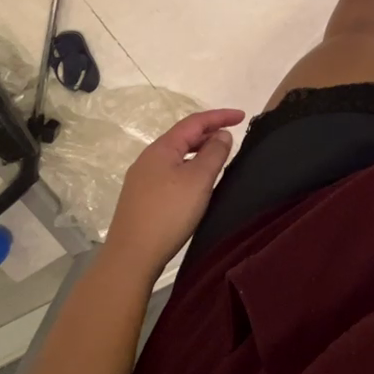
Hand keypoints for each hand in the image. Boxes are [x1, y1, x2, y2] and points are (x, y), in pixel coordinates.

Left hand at [100, 107, 244, 274]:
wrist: (131, 257)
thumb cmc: (169, 213)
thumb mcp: (199, 179)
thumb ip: (214, 152)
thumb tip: (222, 134)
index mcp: (162, 149)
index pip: (194, 122)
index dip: (220, 116)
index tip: (242, 116)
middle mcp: (149, 159)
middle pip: (183, 137)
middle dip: (209, 132)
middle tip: (232, 137)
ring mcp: (142, 179)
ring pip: (176, 156)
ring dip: (199, 151)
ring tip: (218, 157)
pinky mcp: (141, 198)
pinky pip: (170, 171)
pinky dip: (188, 167)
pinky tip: (197, 182)